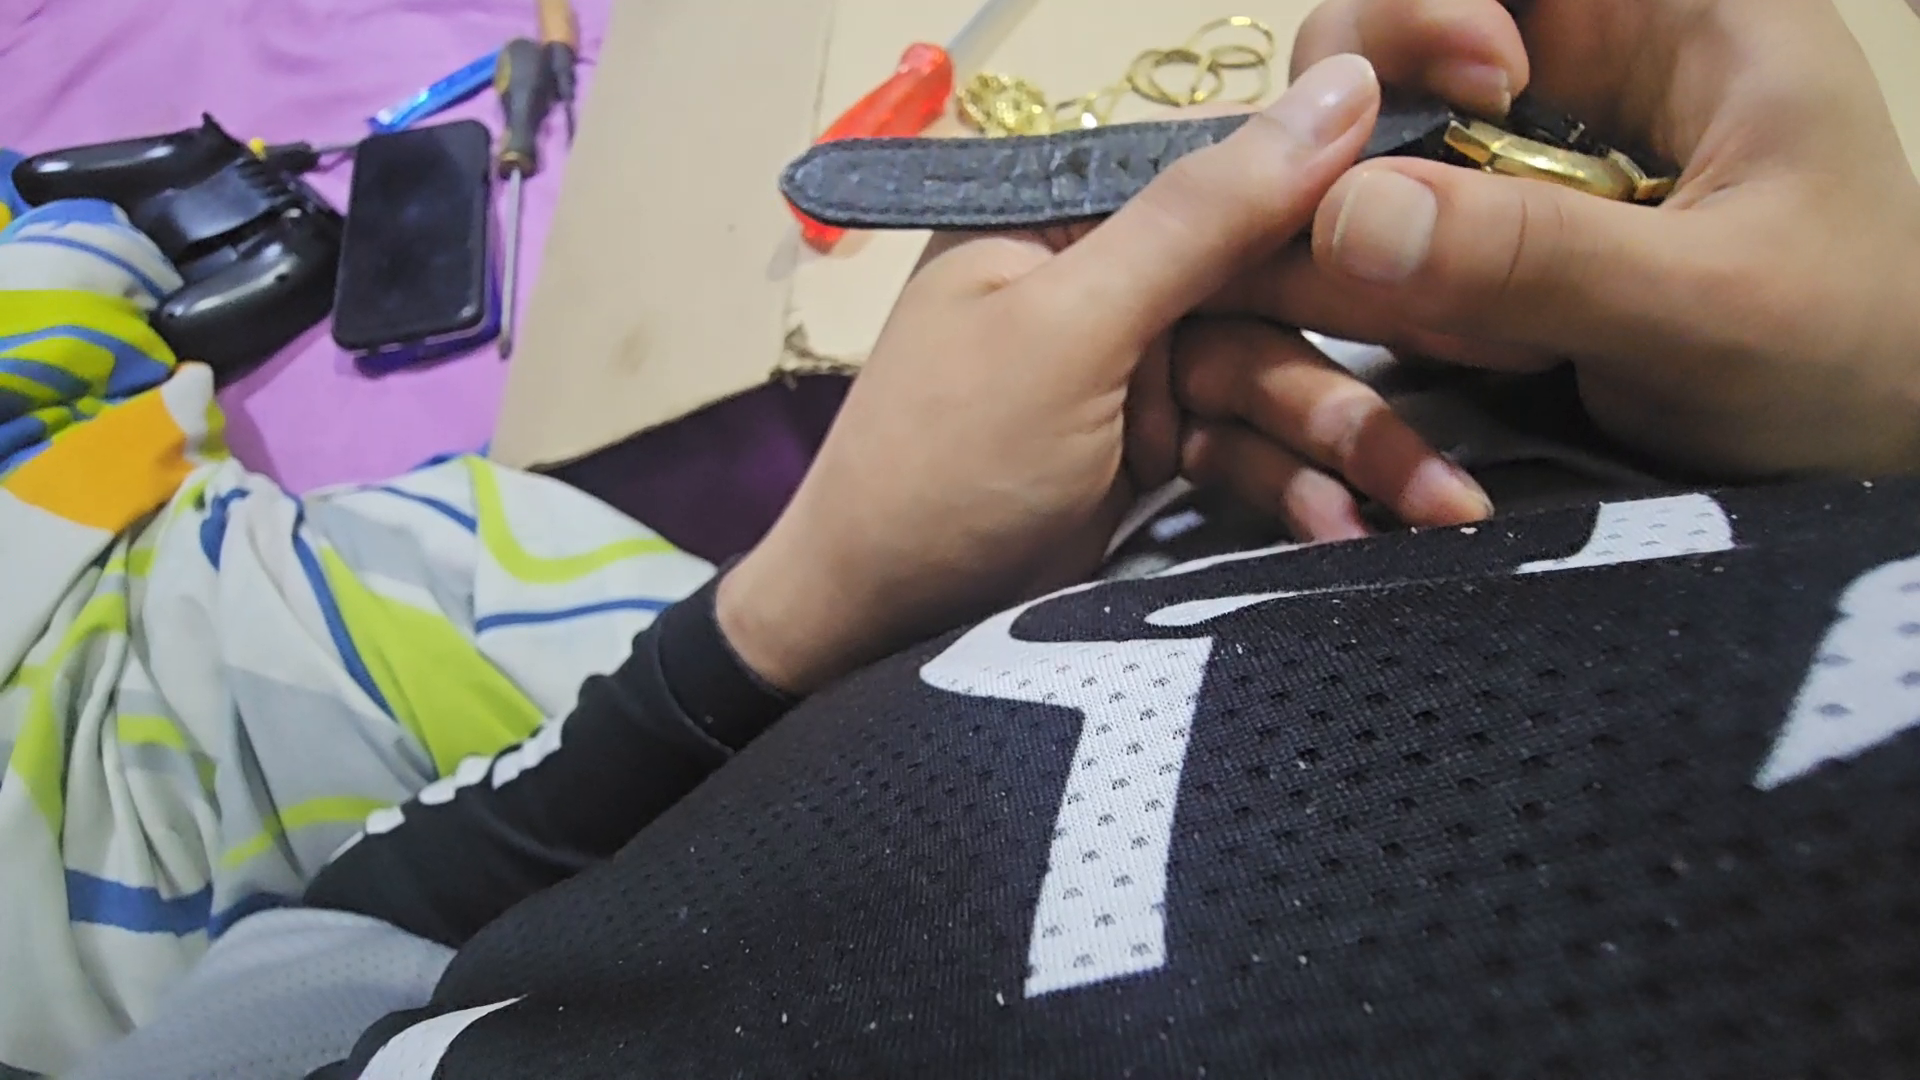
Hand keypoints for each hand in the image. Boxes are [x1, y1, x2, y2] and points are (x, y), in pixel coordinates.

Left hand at [719, 55, 1489, 693]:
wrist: (883, 605)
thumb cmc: (951, 460)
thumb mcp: (1067, 329)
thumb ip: (1195, 219)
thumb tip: (1341, 84)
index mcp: (1065, 220)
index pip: (1229, 181)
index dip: (1346, 212)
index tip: (1455, 247)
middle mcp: (1103, 285)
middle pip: (1266, 302)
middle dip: (1358, 374)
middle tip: (1462, 428)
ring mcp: (1128, 375)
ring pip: (1265, 392)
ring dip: (1344, 452)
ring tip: (1433, 510)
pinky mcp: (1143, 454)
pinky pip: (1238, 458)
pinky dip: (1288, 491)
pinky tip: (1344, 529)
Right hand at [1227, 0, 1919, 477]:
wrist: (1822, 444)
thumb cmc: (1825, 355)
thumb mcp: (1701, 304)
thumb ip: (1531, 256)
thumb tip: (1337, 217)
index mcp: (1648, 18)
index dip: (1418, 14)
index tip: (1471, 101)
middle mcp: (1535, 85)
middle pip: (1361, 67)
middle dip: (1359, 158)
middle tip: (1419, 258)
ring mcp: (1472, 176)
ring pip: (1335, 174)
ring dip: (1355, 255)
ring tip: (1470, 330)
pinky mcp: (1436, 251)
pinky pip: (1346, 253)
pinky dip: (1361, 300)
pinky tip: (1433, 343)